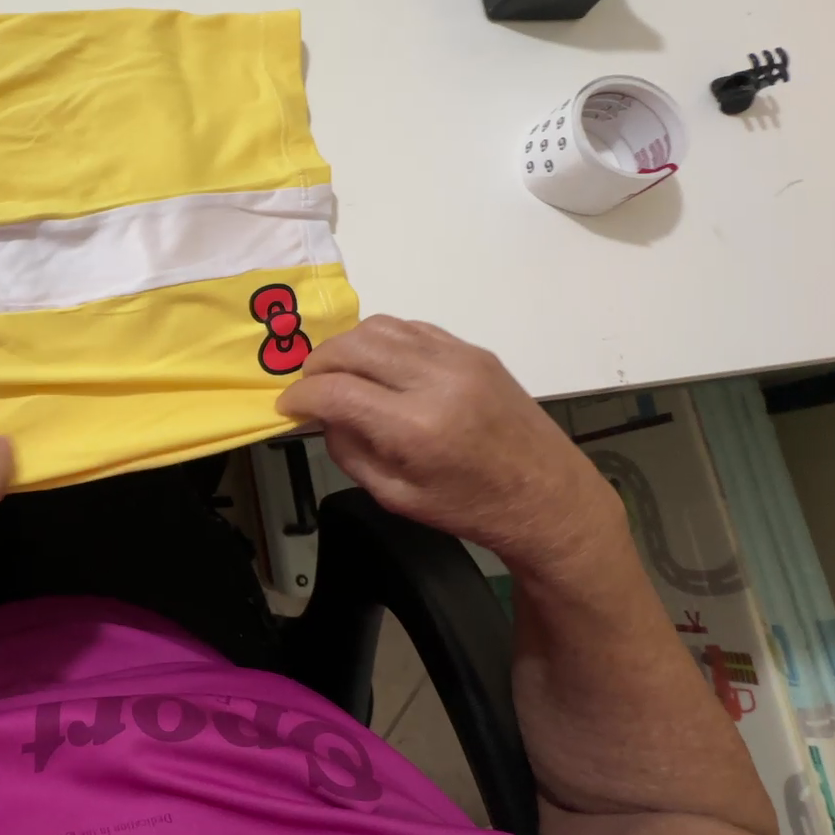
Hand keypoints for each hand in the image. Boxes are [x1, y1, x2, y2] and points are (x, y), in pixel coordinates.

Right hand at [275, 316, 620, 570]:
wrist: (548, 496)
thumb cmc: (466, 506)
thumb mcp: (392, 495)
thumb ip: (347, 449)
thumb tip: (321, 415)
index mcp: (415, 427)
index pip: (334, 391)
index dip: (299, 397)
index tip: (286, 408)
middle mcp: (437, 380)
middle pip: (350, 347)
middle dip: (316, 366)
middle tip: (309, 391)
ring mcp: (459, 358)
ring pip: (376, 327)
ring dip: (344, 348)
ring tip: (339, 376)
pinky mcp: (473, 351)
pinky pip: (408, 328)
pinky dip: (379, 342)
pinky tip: (376, 368)